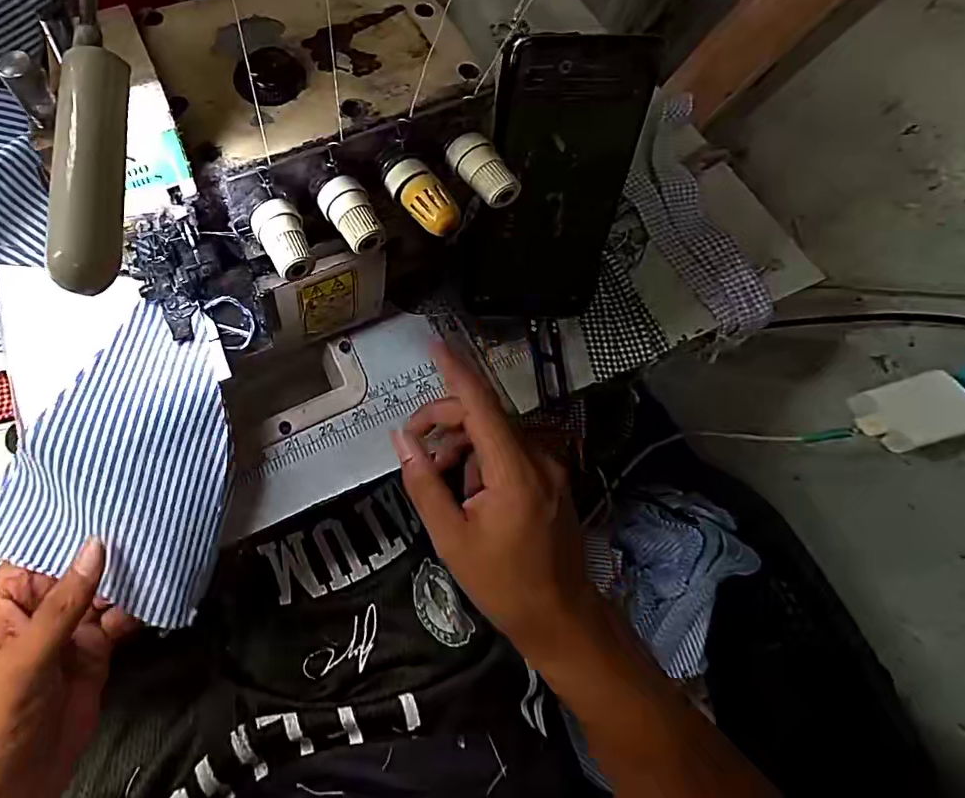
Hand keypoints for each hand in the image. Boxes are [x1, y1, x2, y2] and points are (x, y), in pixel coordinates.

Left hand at [0, 539, 140, 797]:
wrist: (8, 795)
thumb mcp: (24, 661)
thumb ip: (62, 605)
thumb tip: (93, 549)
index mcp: (10, 601)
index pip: (41, 550)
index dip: (69, 527)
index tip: (102, 503)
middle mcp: (42, 609)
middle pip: (79, 565)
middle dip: (107, 548)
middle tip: (139, 522)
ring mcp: (70, 630)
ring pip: (104, 588)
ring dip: (127, 575)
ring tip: (152, 551)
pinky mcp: (95, 651)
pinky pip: (121, 618)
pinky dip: (138, 606)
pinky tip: (153, 593)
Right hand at [389, 343, 599, 649]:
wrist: (561, 617)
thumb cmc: (504, 583)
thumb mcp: (451, 538)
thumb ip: (424, 484)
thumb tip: (403, 441)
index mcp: (515, 471)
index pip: (482, 406)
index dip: (457, 373)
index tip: (436, 347)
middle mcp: (537, 459)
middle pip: (483, 417)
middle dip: (443, 420)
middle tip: (411, 443)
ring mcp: (547, 468)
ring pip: (492, 433)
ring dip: (458, 442)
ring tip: (436, 475)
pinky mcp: (548, 478)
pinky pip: (505, 450)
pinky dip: (477, 457)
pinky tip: (463, 486)